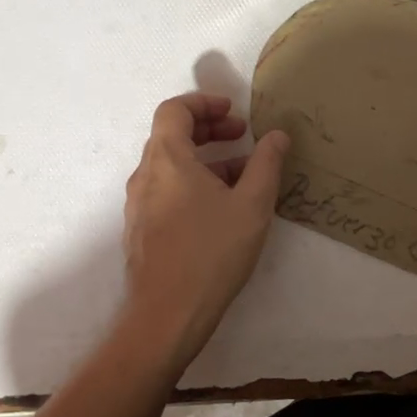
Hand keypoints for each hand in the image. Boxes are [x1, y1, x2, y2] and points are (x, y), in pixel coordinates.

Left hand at [122, 93, 289, 368]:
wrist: (168, 314)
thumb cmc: (212, 252)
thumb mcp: (252, 205)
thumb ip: (267, 164)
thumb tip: (277, 135)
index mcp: (167, 159)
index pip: (175, 110)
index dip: (204, 103)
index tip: (234, 111)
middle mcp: (145, 176)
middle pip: (171, 136)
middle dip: (208, 129)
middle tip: (242, 135)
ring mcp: (139, 205)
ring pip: (170, 166)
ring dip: (204, 160)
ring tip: (242, 176)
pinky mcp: (142, 231)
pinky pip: (167, 191)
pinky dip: (193, 183)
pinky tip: (222, 209)